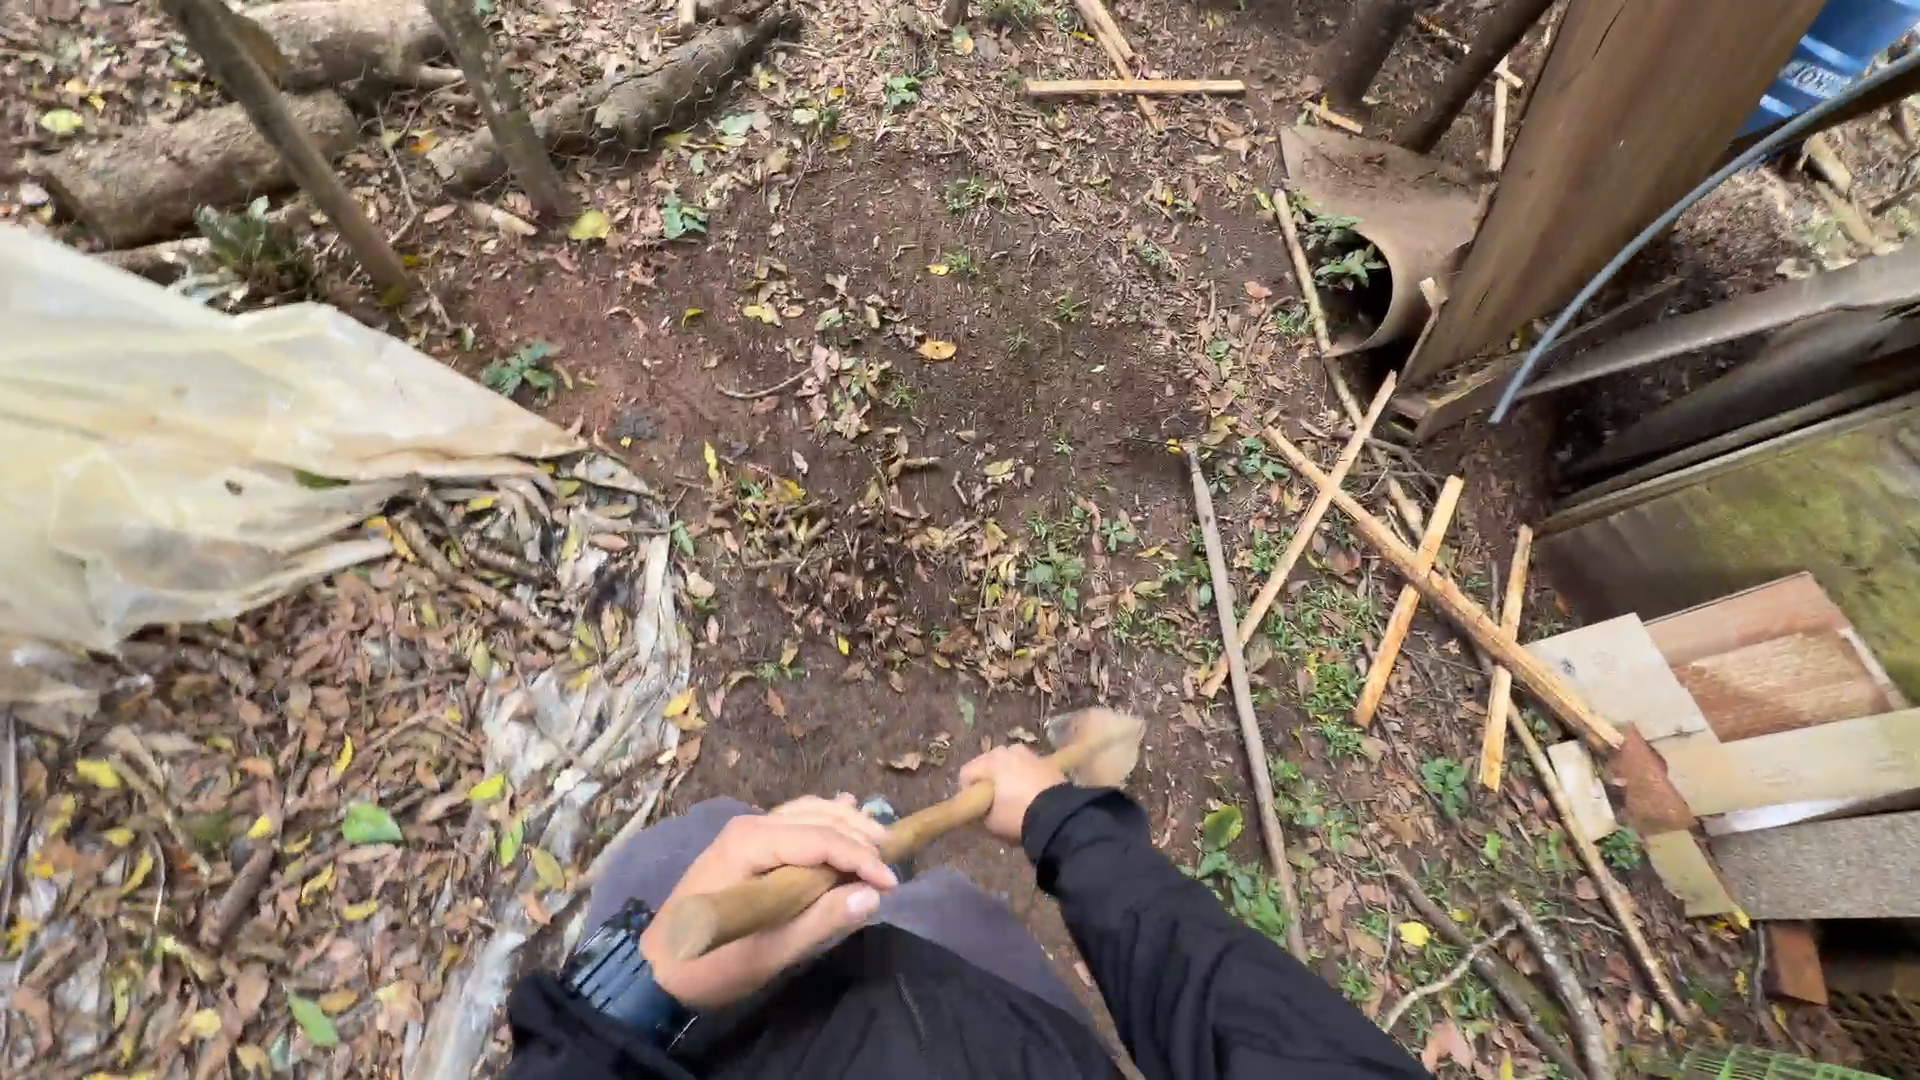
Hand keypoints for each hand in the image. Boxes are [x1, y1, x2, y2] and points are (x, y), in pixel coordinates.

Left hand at [638, 795, 897, 1008]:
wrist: (657, 969)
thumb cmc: (712, 963)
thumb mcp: (769, 951)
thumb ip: (821, 920)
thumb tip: (872, 897)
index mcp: (751, 843)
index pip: (820, 838)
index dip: (860, 857)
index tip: (891, 883)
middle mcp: (751, 823)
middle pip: (820, 816)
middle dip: (860, 835)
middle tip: (895, 858)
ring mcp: (749, 827)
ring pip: (811, 810)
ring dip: (848, 823)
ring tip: (881, 841)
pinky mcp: (749, 839)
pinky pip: (797, 816)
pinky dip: (826, 817)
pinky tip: (847, 812)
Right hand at [959, 745, 1067, 843]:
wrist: (1058, 816)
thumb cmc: (1016, 816)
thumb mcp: (990, 822)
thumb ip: (977, 813)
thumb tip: (977, 811)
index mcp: (990, 761)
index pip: (966, 773)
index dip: (967, 793)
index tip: (976, 809)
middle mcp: (1007, 750)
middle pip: (987, 765)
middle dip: (988, 782)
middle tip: (993, 804)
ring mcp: (1028, 754)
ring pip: (1008, 765)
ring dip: (1006, 777)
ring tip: (1013, 799)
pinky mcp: (1045, 761)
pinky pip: (1025, 768)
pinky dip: (1023, 778)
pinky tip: (1029, 795)